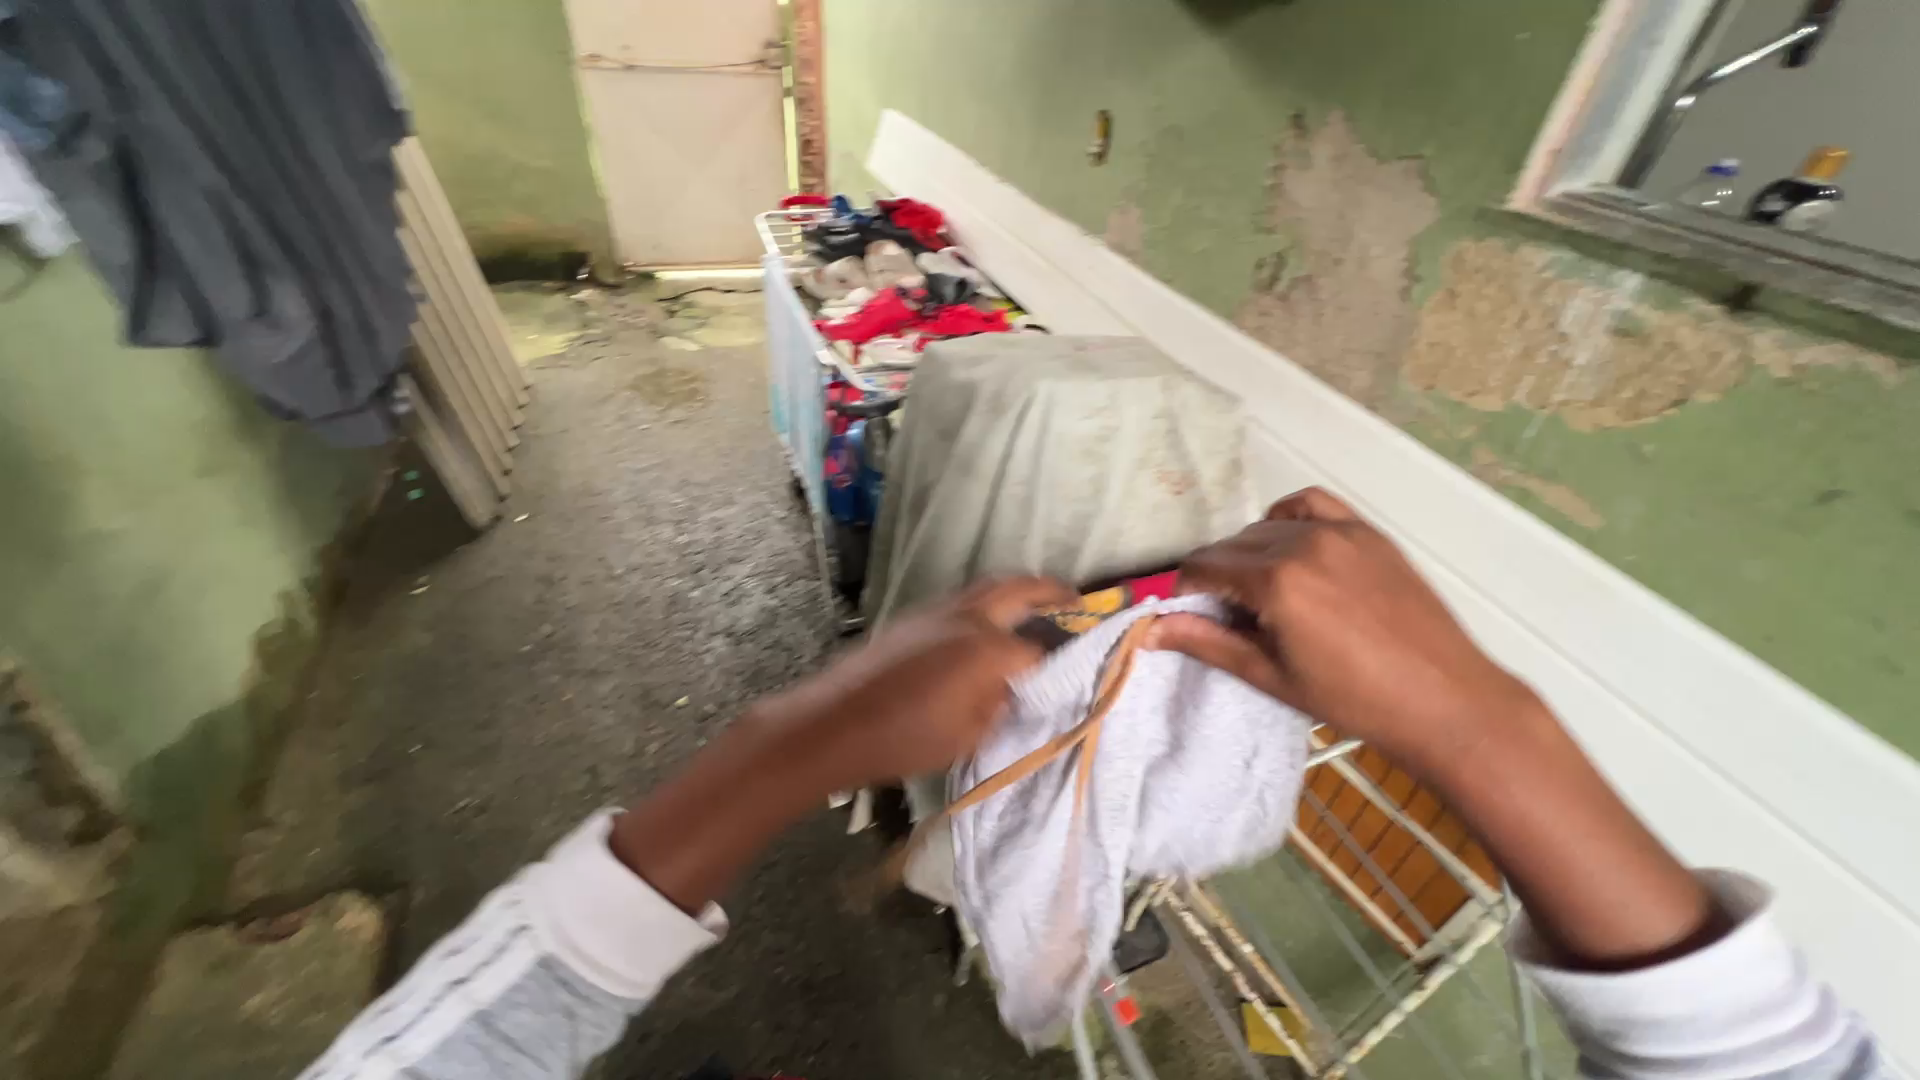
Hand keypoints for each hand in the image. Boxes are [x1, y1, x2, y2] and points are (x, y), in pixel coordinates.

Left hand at [612, 576, 1072, 911]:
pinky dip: (989, 601)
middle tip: (1076, 597)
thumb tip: (1015, 687)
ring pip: (988, 587)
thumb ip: (1000, 705)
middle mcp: (966, 617)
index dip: (1063, 656)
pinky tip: (990, 625)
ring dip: (1017, 589)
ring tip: (1038, 605)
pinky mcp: (913, 617)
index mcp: (985, 647)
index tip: (1083, 661)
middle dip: (1051, 589)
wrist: (832, 723)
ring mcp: (936, 611)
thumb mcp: (967, 735)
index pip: (1039, 646)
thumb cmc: (902, 738)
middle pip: (1018, 587)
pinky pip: (963, 598)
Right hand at [1151, 487, 1537, 774]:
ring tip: (1264, 591)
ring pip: (1265, 527)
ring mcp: (1340, 532)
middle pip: (1230, 545)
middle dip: (1218, 576)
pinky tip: (1290, 546)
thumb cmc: (1353, 699)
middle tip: (1234, 617)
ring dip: (1249, 553)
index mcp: (1276, 581)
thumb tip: (1149, 631)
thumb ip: (1206, 643)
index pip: (1203, 565)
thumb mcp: (1269, 675)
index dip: (1187, 591)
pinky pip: (1311, 505)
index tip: (1194, 616)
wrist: (1445, 700)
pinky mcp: (1367, 532)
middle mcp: (1302, 543)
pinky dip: (1288, 519)